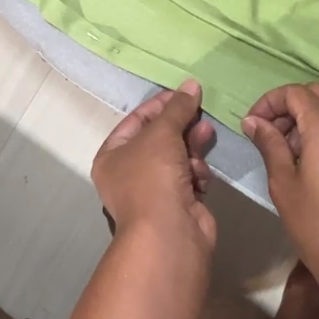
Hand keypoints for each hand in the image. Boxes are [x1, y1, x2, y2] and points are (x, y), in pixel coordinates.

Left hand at [91, 78, 216, 252]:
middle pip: (160, 138)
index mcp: (112, 156)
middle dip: (181, 125)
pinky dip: (197, 172)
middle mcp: (130, 173)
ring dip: (193, 146)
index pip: (137, 120)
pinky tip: (201, 174)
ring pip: (178, 156)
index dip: (160, 104)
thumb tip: (192, 85)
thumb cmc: (153, 176)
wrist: (169, 234)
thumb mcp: (162, 132)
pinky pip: (190, 177)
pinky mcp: (179, 204)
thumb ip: (177, 108)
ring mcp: (155, 191)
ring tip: (206, 135)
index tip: (185, 93)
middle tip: (200, 113)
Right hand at [242, 83, 318, 304]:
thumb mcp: (283, 184)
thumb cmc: (315, 227)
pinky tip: (314, 166)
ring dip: (308, 119)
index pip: (295, 93)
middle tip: (271, 133)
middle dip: (290, 105)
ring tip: (289, 152)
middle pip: (317, 94)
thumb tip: (254, 121)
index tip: (253, 124)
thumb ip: (269, 144)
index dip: (270, 101)